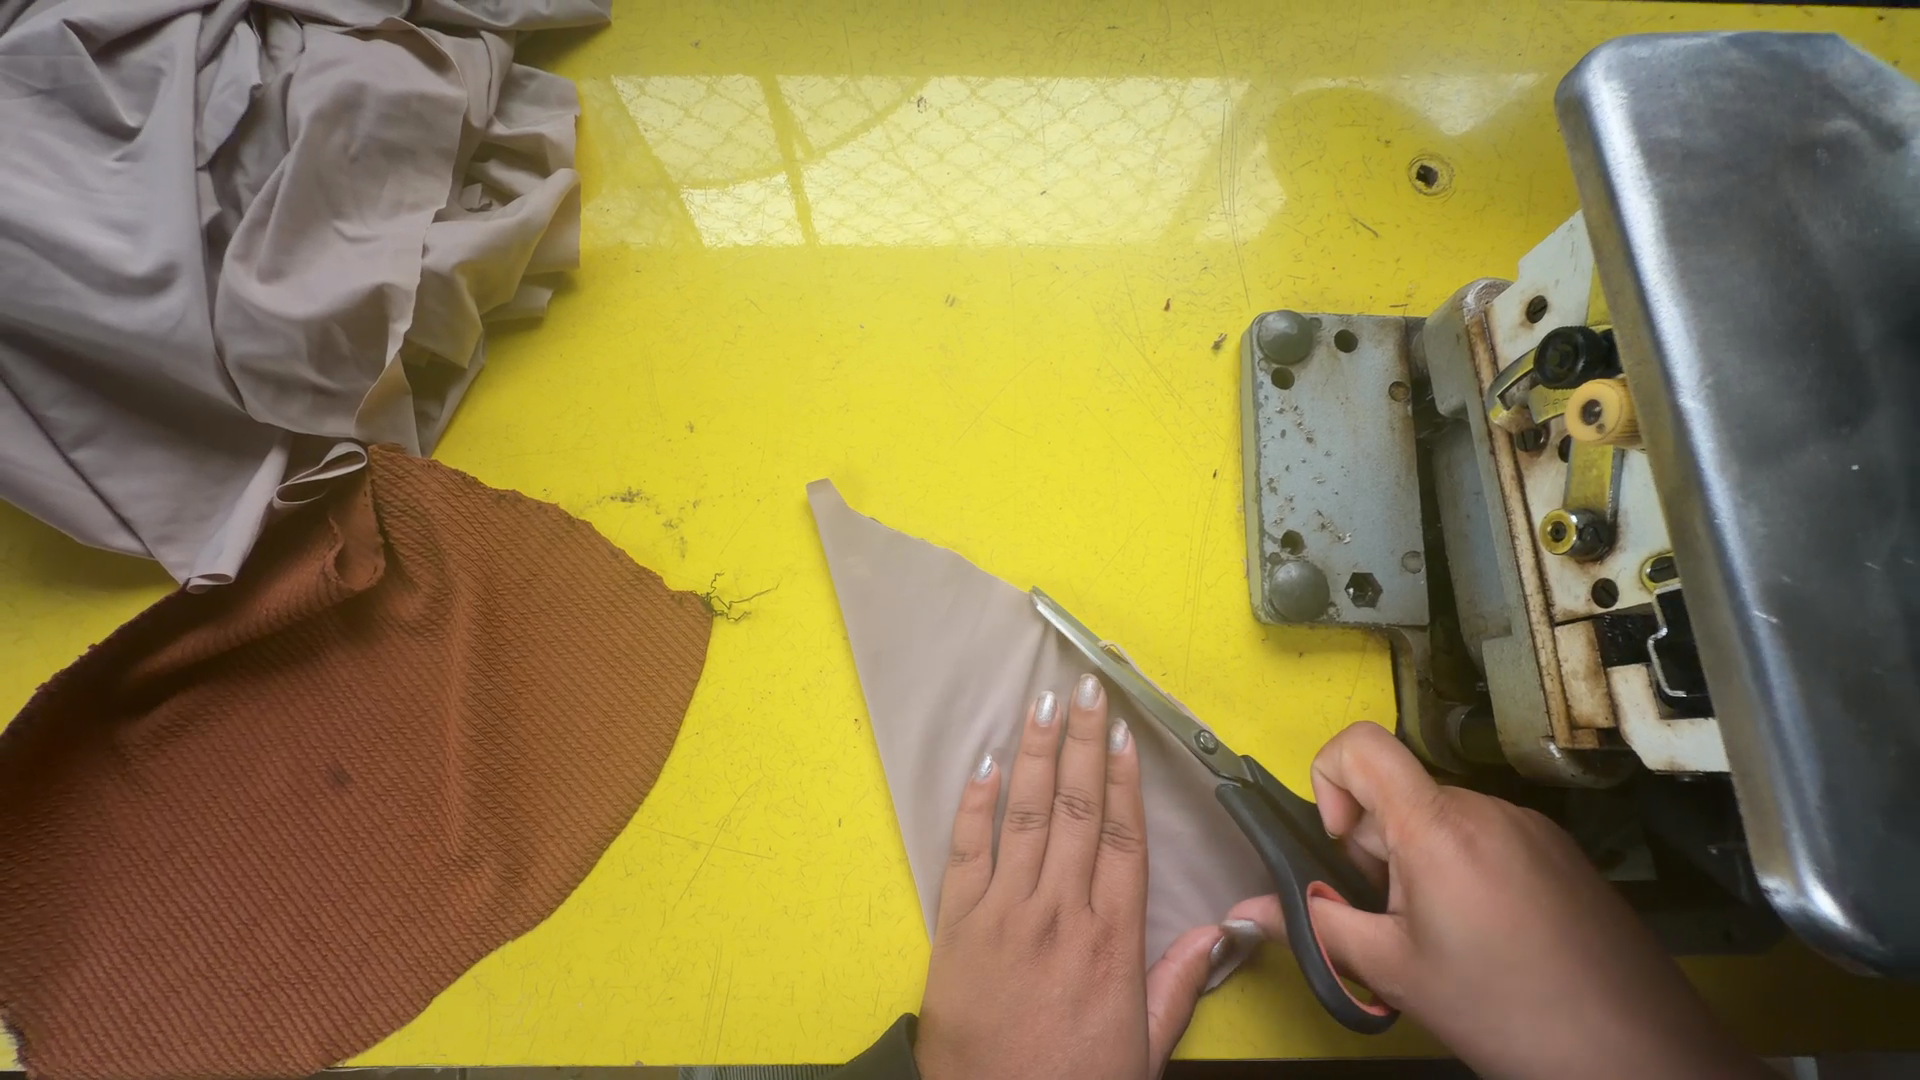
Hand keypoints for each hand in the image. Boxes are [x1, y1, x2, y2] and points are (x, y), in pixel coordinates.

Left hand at [913, 675, 1238, 1079]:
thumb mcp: (1145, 1048)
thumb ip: (1180, 981)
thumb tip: (1225, 928)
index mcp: (1111, 940)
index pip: (1122, 837)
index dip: (1123, 780)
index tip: (1123, 734)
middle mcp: (1060, 912)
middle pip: (1076, 809)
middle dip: (1082, 742)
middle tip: (1086, 688)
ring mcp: (1005, 912)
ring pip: (1026, 815)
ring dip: (1035, 754)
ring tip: (1044, 703)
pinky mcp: (958, 923)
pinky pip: (967, 851)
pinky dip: (976, 804)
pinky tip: (987, 763)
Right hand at [1234, 721, 1768, 1079]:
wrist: (1648, 1066)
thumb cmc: (1504, 1011)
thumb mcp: (1392, 972)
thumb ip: (1314, 924)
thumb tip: (1247, 908)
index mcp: (1435, 825)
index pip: (1360, 743)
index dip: (1329, 777)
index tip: (1344, 846)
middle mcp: (1483, 806)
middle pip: (1395, 795)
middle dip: (1378, 850)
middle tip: (1402, 922)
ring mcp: (1529, 826)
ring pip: (1438, 819)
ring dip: (1421, 863)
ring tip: (1452, 937)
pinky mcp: (1561, 851)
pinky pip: (1484, 836)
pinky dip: (1465, 869)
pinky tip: (1495, 935)